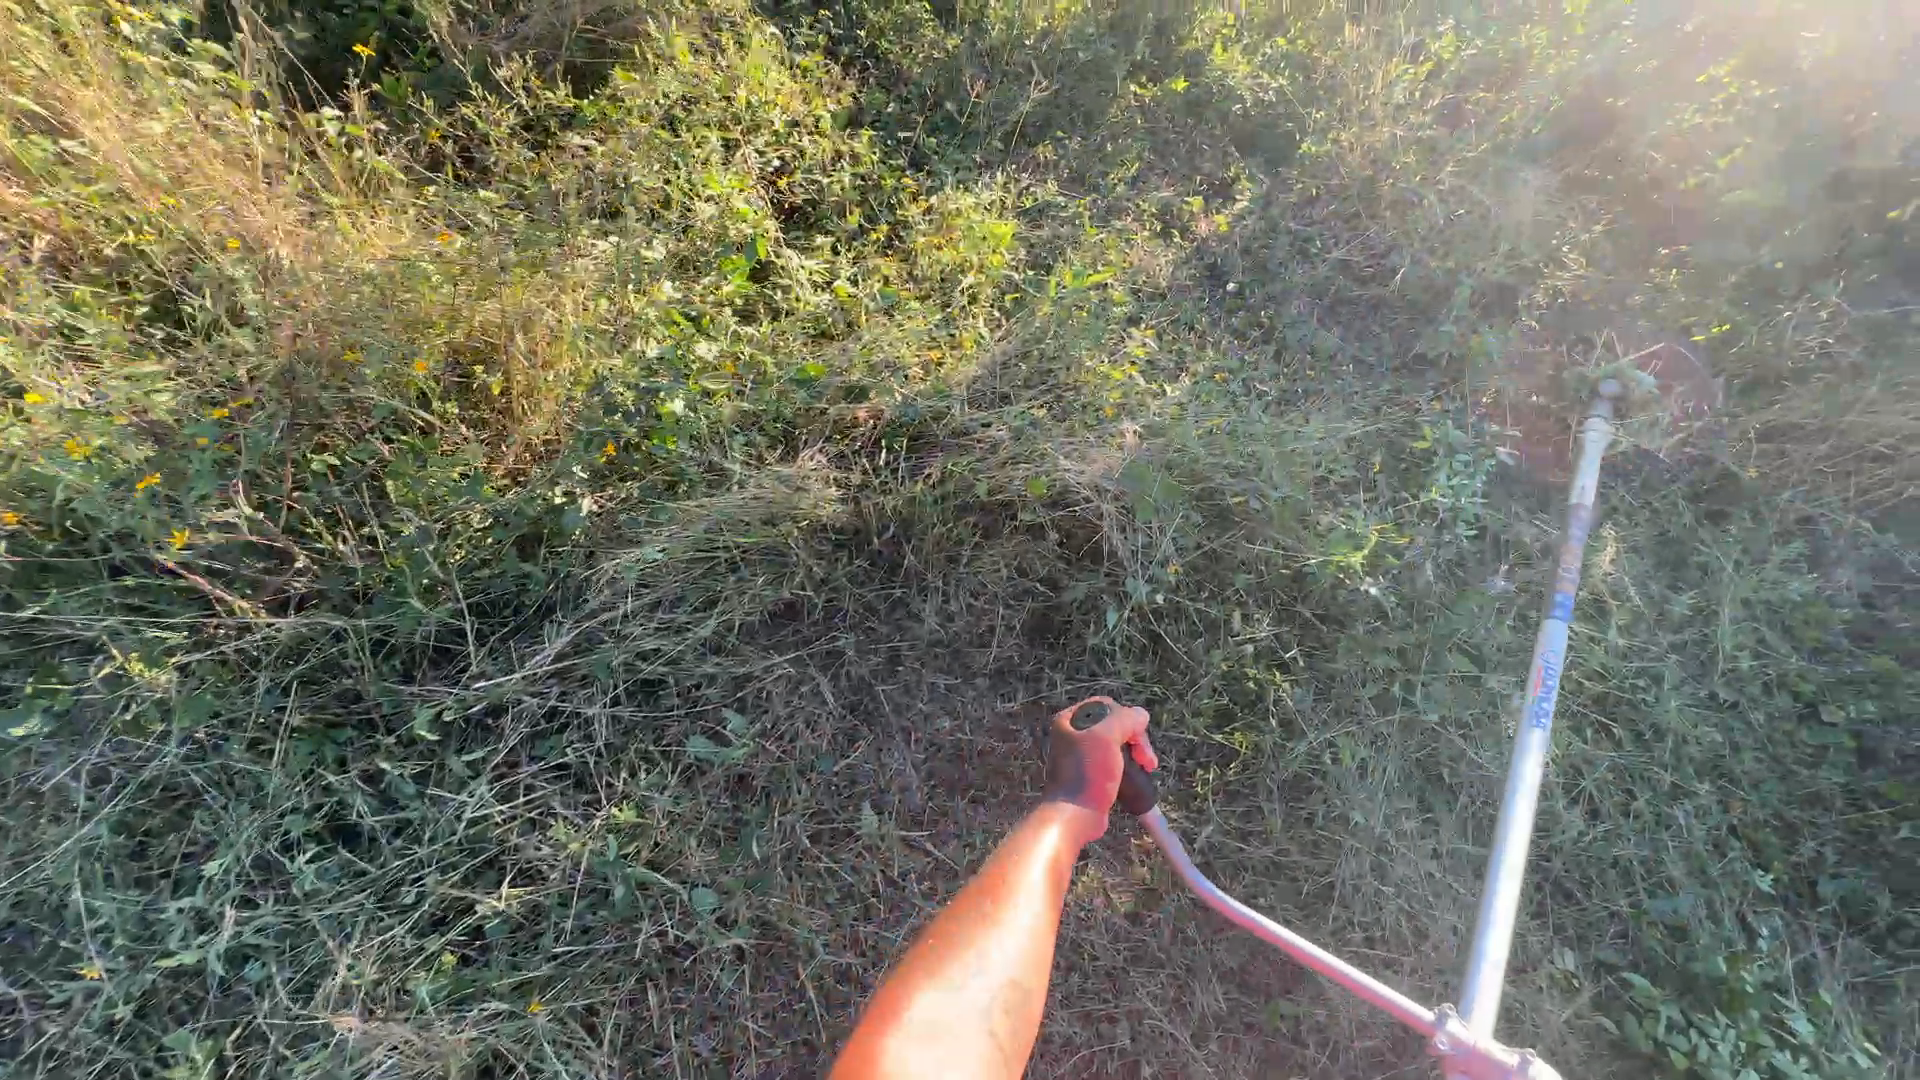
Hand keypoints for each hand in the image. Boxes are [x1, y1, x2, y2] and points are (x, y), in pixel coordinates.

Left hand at [1041, 696, 1157, 844]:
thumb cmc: (1087, 772)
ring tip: (1147, 767)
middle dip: (1136, 739)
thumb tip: (1142, 714)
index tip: (1137, 738)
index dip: (1127, 718)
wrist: (1075, 813)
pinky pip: (1116, 760)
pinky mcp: (1093, 773)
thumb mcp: (1105, 737)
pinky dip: (1129, 765)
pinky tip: (1138, 774)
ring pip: (1118, 744)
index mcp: (1071, 720)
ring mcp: (1084, 754)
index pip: (1107, 706)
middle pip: (1115, 725)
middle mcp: (1075, 733)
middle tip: (1146, 759)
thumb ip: (1125, 720)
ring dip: (1136, 752)